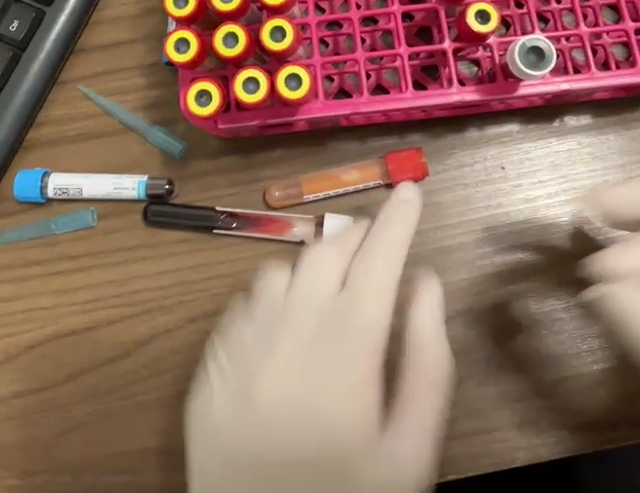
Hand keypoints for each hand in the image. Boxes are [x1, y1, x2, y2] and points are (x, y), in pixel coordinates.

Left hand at [185, 182, 454, 492]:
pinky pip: (245, 300)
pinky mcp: (212, 360)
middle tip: (379, 238)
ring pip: (281, 267)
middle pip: (326, 249)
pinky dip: (274, 294)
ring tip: (335, 284)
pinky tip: (287, 323)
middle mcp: (290, 327)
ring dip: (314, 262)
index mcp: (347, 346)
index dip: (398, 218)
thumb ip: (428, 361)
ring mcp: (243, 340)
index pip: (378, 258)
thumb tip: (428, 284)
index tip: (411, 187)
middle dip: (358, 232)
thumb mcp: (411, 451)